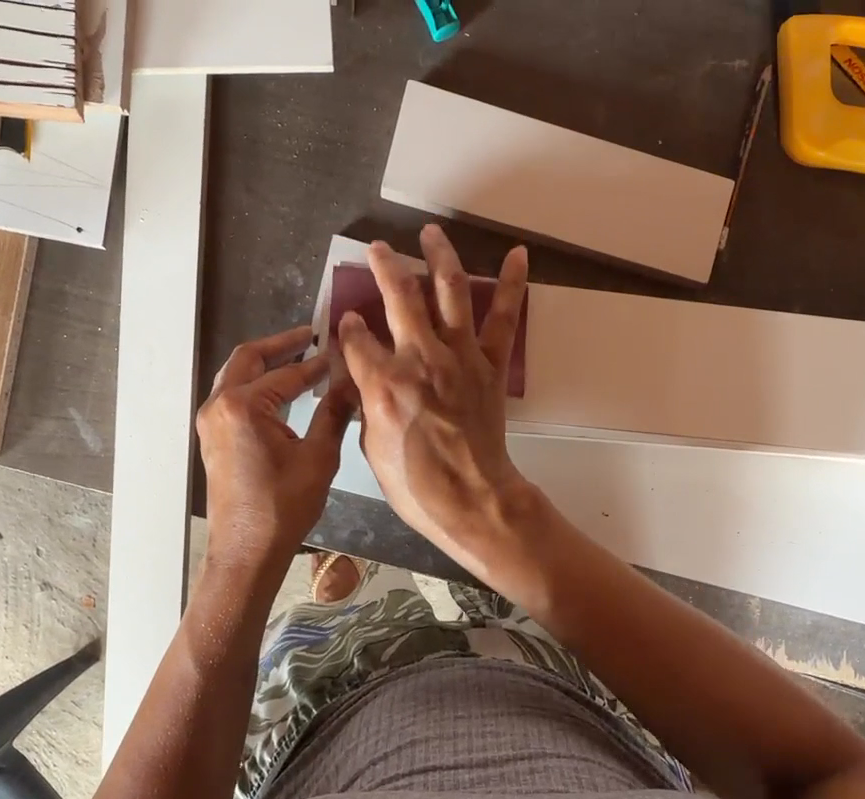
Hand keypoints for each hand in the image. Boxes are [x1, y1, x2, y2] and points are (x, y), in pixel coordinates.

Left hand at [197, 326, 354, 569]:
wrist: (247, 550)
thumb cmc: (284, 506)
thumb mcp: (318, 458)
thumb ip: (333, 413)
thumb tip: (350, 380)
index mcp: (243, 406)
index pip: (287, 373)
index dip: (317, 362)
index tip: (340, 349)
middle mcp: (219, 405)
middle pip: (248, 359)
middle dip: (281, 346)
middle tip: (311, 338)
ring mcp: (210, 422)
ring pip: (236, 376)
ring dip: (265, 365)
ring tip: (298, 360)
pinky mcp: (212, 438)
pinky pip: (232, 397)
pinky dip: (255, 386)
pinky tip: (281, 393)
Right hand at [336, 226, 544, 583]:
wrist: (472, 499)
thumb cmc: (416, 485)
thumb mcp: (372, 448)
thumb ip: (366, 405)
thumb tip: (363, 382)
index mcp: (384, 384)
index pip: (357, 340)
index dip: (348, 328)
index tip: (347, 321)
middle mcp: (420, 359)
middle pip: (399, 297)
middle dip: (383, 267)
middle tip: (376, 249)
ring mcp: (460, 358)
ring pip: (450, 291)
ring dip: (439, 257)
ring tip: (432, 234)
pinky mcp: (491, 366)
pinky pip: (504, 318)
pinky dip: (512, 285)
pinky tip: (517, 256)